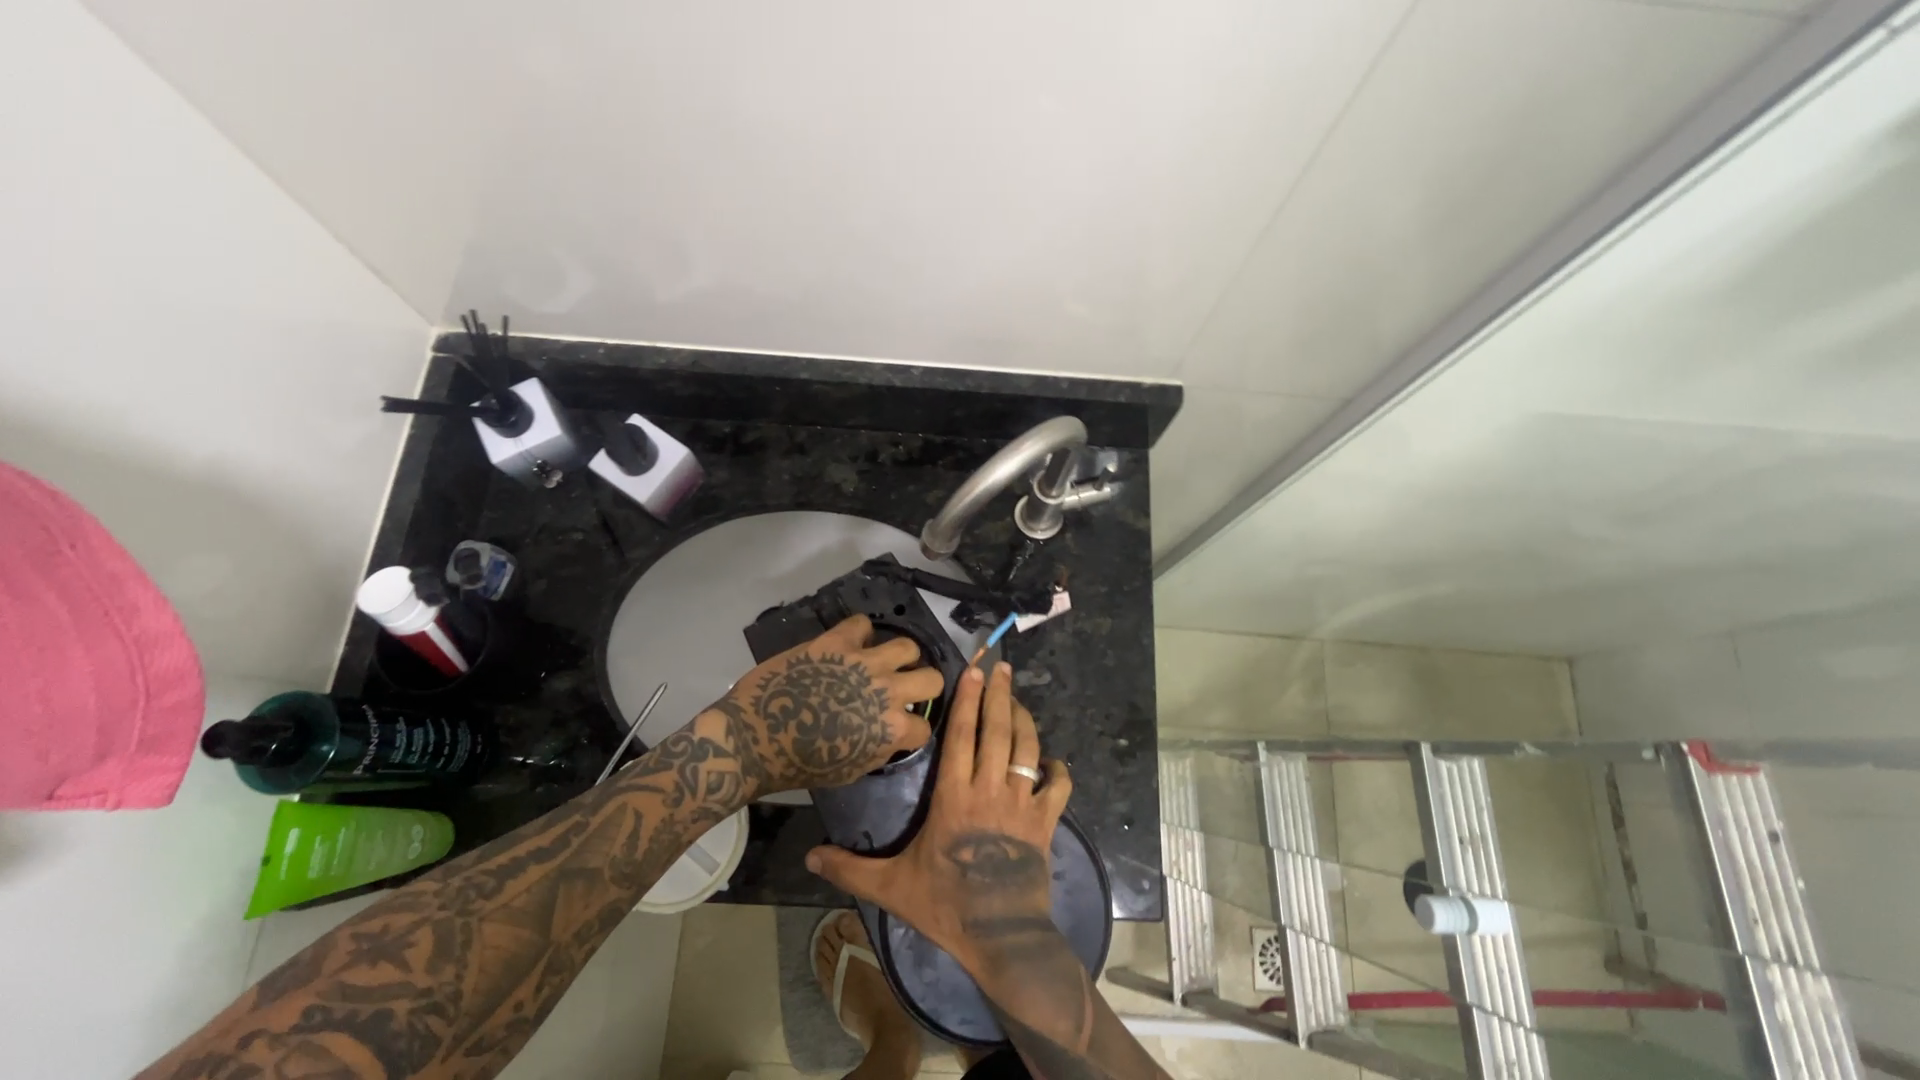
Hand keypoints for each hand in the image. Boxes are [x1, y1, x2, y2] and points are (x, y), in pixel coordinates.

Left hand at [703, 614, 943, 799]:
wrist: (755, 737)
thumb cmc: (800, 765)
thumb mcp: (851, 771)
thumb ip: (879, 749)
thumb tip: (889, 735)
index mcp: (892, 729)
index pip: (925, 726)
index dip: (913, 729)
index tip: (900, 727)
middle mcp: (888, 691)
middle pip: (933, 678)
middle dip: (921, 687)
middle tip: (902, 689)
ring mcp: (865, 662)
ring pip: (908, 645)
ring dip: (898, 657)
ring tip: (882, 662)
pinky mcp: (837, 641)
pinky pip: (863, 623)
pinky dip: (859, 634)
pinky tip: (849, 645)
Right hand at [804, 661, 1071, 976]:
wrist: (1000, 937)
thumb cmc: (946, 906)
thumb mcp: (891, 888)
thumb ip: (851, 868)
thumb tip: (809, 857)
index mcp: (954, 797)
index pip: (960, 736)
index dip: (966, 701)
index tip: (972, 672)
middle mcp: (990, 790)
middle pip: (997, 731)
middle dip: (999, 694)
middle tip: (1000, 666)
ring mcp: (1022, 805)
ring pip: (1027, 749)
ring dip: (1023, 720)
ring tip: (1017, 698)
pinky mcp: (1046, 824)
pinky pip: (1059, 787)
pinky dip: (1058, 769)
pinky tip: (1051, 761)